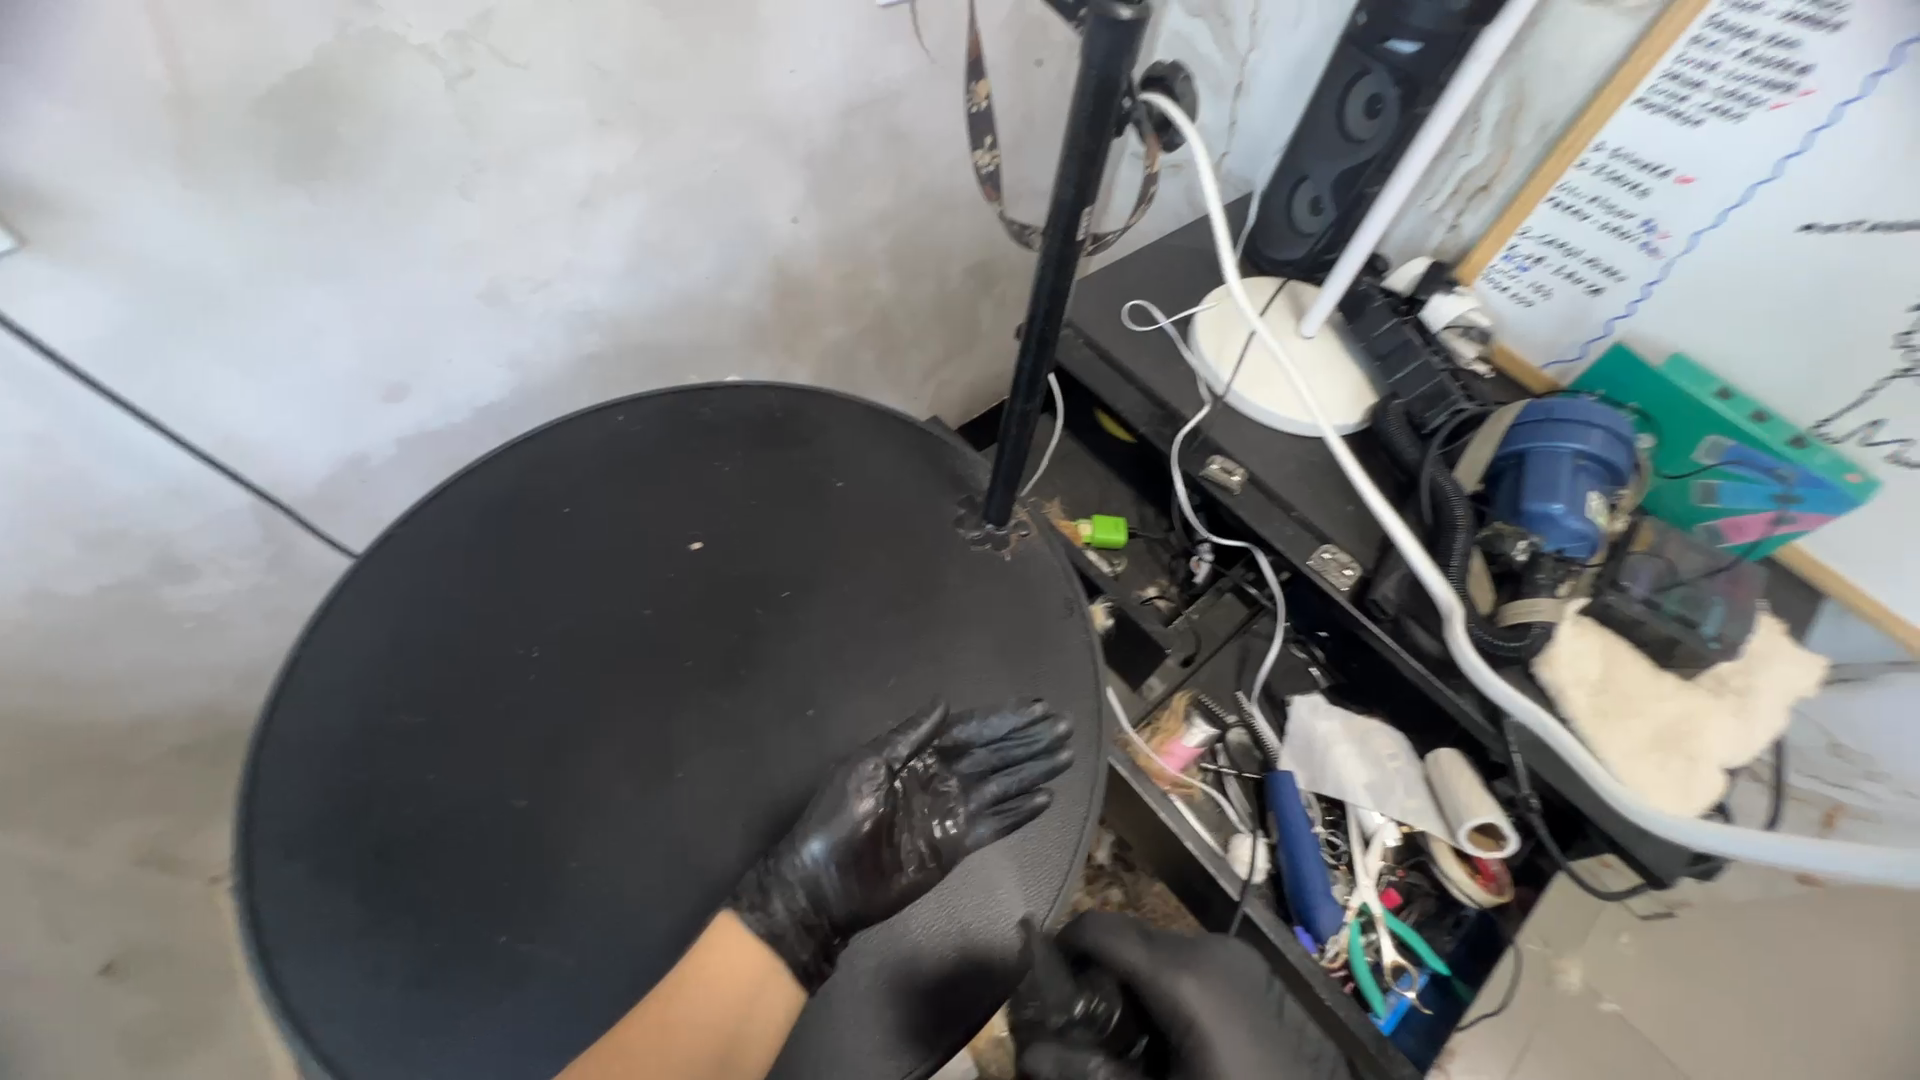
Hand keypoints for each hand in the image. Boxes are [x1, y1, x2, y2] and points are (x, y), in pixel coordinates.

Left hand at [729, 700, 1074, 991]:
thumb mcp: (867, 766)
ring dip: (1032, 771)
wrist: (822, 886)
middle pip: (993, 755)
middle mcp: (940, 779)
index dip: (1005, 719)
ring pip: (1001, 786)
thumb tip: (944, 702)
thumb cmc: (838, 818)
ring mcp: (949, 814)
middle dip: (1027, 741)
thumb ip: (909, 736)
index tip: (1038, 708)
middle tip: (1063, 729)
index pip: (970, 730)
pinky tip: (1045, 798)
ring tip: (1064, 757)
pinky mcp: (955, 847)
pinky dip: (1019, 812)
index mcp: (918, 755)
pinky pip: (994, 825)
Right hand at [1016, 913, 1301, 1079]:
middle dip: (1091, 970)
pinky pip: (1183, 958)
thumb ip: (1090, 1072)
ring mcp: (1230, 952)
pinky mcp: (1245, 965)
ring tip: (1120, 1032)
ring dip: (1125, 977)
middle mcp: (1204, 946)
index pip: (1097, 928)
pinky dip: (1158, 982)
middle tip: (1073, 1020)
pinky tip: (1160, 1031)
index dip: (1060, 947)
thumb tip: (1026, 1054)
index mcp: (1181, 973)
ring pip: (1151, 945)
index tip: (1040, 984)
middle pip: (1123, 935)